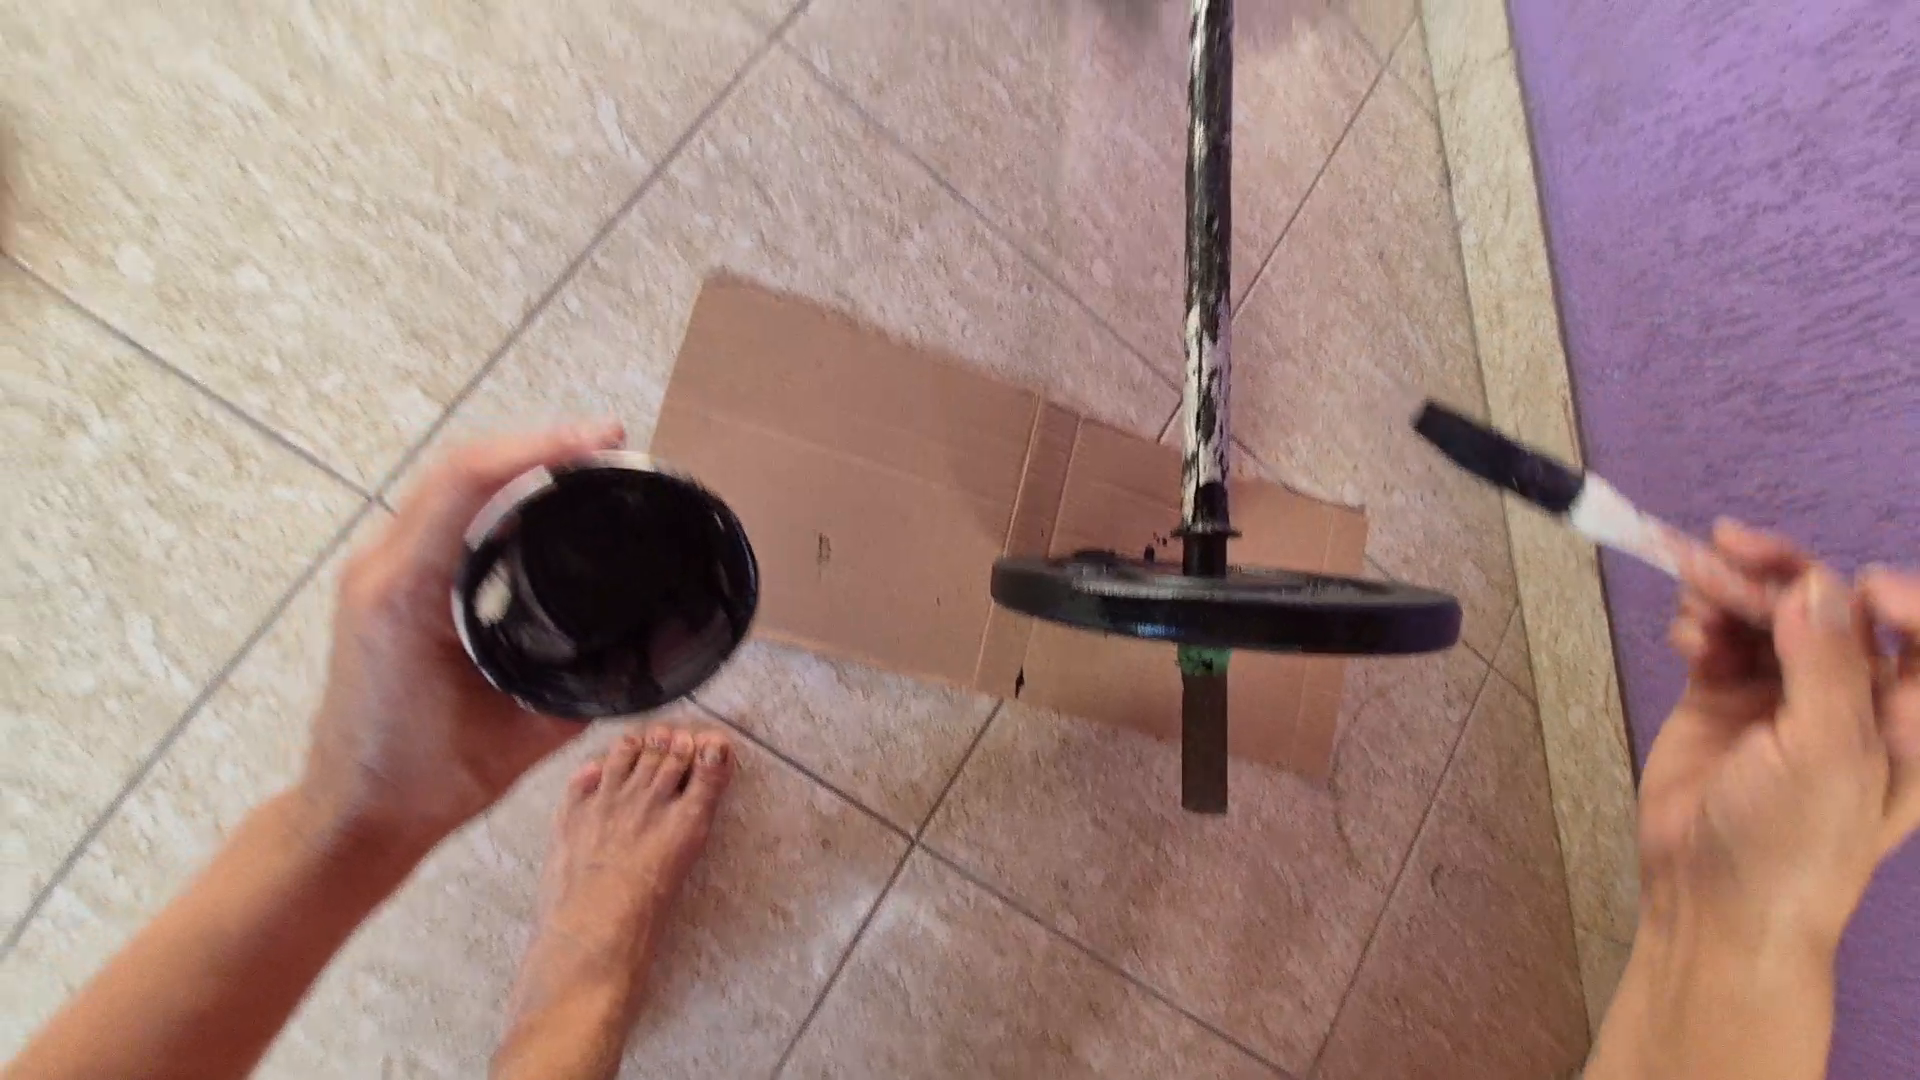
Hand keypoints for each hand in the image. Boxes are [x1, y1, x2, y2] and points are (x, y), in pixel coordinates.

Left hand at [297, 423, 626, 860]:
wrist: (357, 813)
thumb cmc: (437, 777)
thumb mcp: (533, 727)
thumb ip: (597, 679)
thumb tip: (661, 642)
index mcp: (408, 594)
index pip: (466, 484)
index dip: (540, 448)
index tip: (606, 440)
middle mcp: (384, 568)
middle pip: (457, 468)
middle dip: (538, 442)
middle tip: (610, 444)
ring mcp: (380, 572)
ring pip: (448, 484)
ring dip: (517, 461)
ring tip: (586, 462)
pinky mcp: (389, 584)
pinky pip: (444, 513)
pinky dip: (497, 490)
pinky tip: (542, 502)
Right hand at [1644, 522, 1919, 958]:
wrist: (1711, 886)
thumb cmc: (1794, 835)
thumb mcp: (1827, 755)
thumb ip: (1825, 668)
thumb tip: (1818, 584)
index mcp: (1910, 714)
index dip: (1891, 595)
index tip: (1843, 583)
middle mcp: (1852, 695)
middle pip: (1825, 610)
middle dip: (1779, 574)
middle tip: (1723, 544)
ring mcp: (1782, 694)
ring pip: (1762, 618)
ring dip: (1728, 594)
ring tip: (1689, 582)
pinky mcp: (1721, 697)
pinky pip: (1718, 643)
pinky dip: (1700, 627)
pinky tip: (1685, 637)